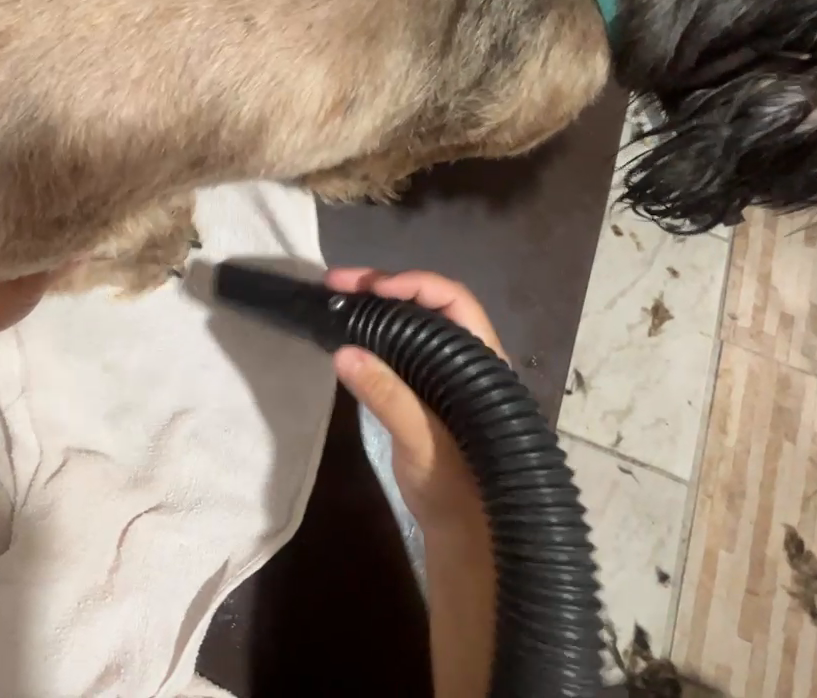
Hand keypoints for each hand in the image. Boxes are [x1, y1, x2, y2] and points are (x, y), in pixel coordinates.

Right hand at [323, 267, 506, 530]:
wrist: (464, 533)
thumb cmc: (455, 488)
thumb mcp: (422, 443)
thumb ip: (389, 398)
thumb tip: (344, 352)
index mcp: (481, 363)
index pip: (453, 302)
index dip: (415, 285)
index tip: (372, 287)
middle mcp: (465, 358)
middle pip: (428, 305)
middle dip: (383, 288)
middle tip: (337, 282)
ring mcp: (443, 373)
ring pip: (412, 323)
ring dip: (375, 306)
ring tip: (335, 297)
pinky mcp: (422, 389)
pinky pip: (399, 346)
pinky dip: (372, 331)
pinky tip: (347, 331)